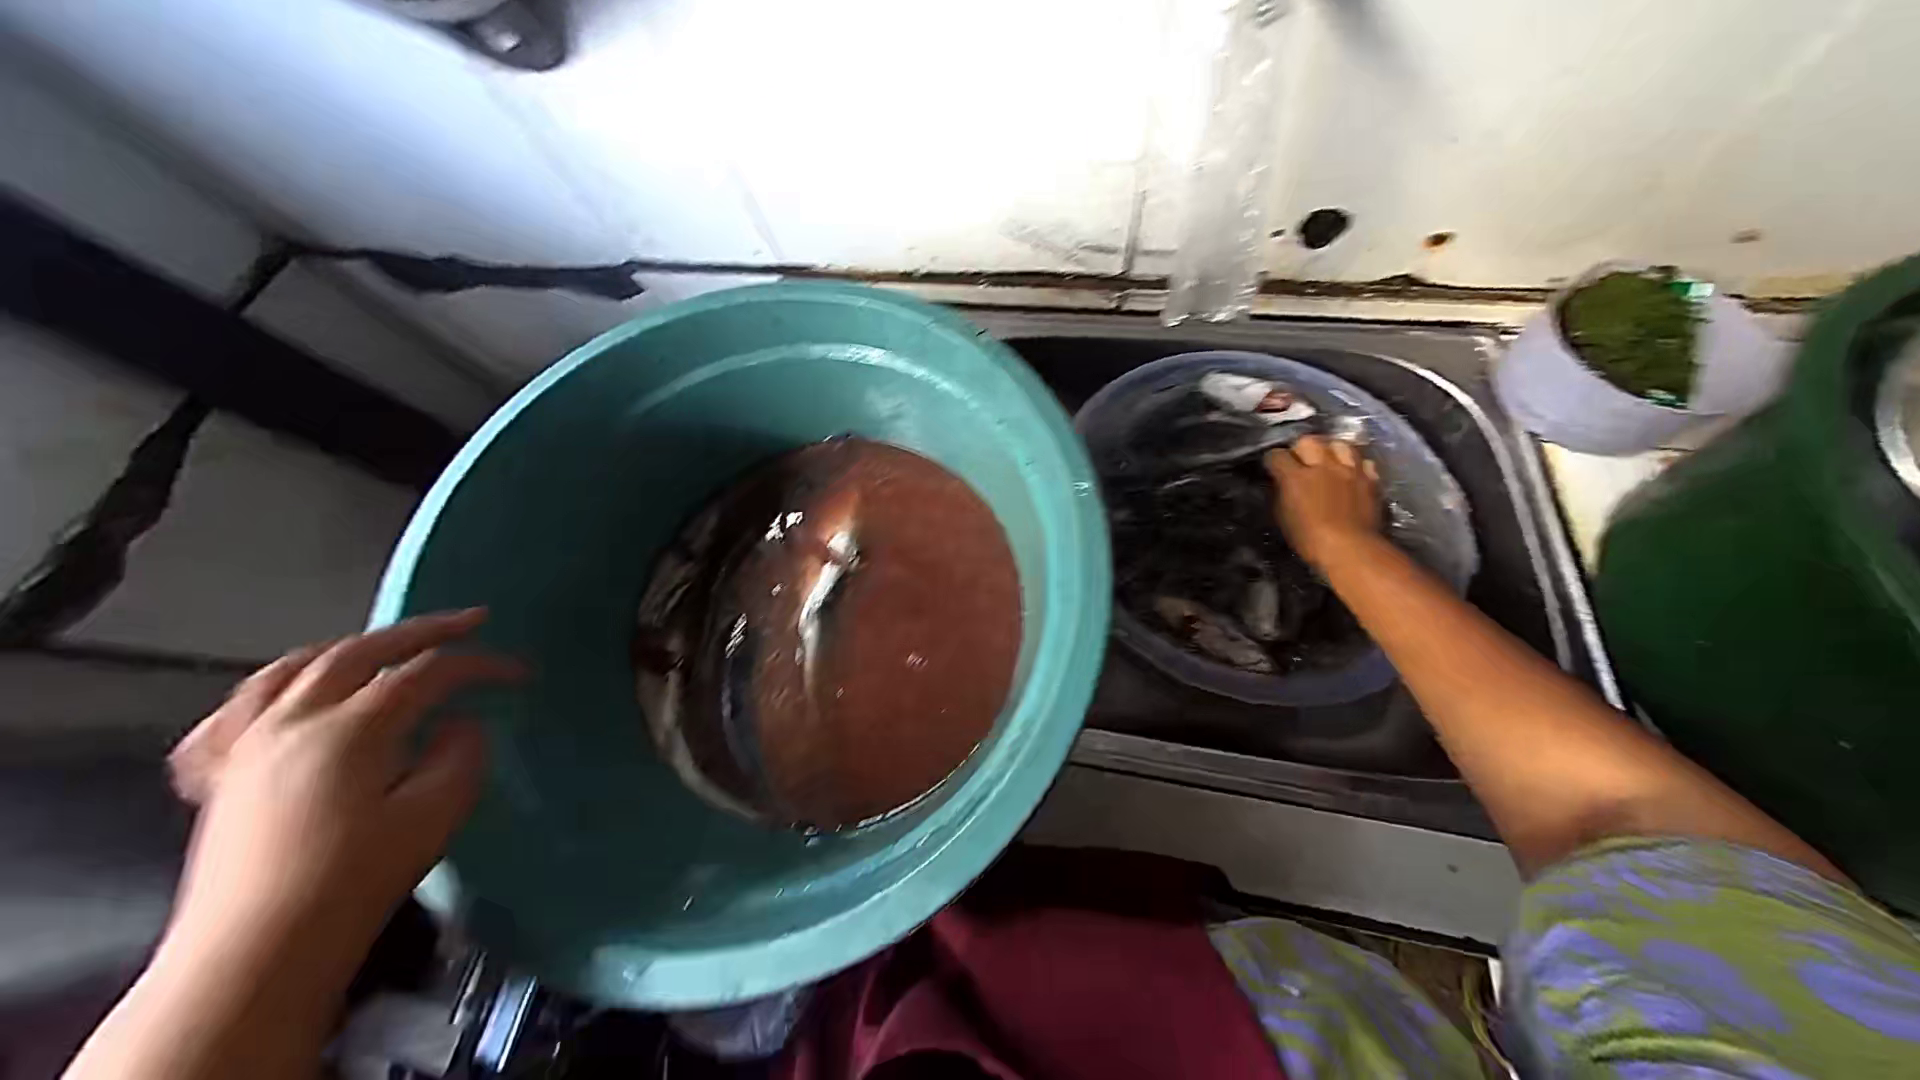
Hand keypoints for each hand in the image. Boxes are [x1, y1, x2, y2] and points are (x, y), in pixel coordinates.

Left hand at [164, 609, 521, 983]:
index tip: (520, 674)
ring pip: (295, 667)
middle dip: (424, 630)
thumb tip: (460, 723)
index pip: (428, 673)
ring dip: (353, 645)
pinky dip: (274, 687)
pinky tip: (290, 693)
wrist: (259, 950)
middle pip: (362, 650)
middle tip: (470, 620)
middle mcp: (291, 720)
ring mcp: (247, 743)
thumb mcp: (436, 812)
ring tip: (388, 644)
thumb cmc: (358, 879)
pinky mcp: (222, 774)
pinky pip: (238, 710)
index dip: (481, 666)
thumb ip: (460, 753)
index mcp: (349, 728)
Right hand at [1264, 435, 1380, 569]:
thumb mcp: (1283, 517)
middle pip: (1308, 440)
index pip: (1276, 455)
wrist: (1351, 549)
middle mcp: (1322, 466)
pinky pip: (1363, 460)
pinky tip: (1351, 472)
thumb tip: (1280, 484)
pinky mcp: (1370, 479)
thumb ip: (1281, 494)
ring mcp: (1349, 470)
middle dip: (1301, 449)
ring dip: (1330, 450)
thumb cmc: (1309, 539)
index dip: (1272, 461)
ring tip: (1328, 460)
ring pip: (1339, 443)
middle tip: (1300, 461)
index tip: (1272, 468)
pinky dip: (1355, 464)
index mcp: (1294, 477)